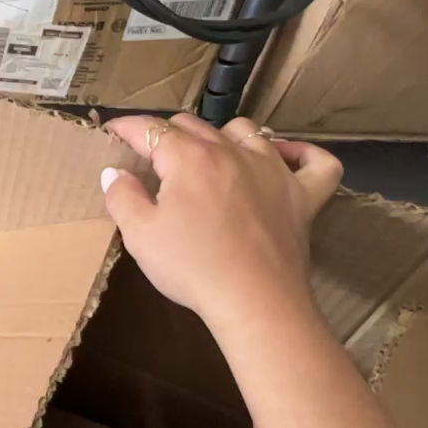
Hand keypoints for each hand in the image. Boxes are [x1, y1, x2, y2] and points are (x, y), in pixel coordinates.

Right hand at [100, 114, 341, 332]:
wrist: (254, 301)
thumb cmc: (191, 266)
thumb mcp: (139, 234)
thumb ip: (122, 196)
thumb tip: (114, 172)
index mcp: (189, 159)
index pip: (151, 130)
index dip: (127, 127)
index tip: (113, 129)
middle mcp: (231, 152)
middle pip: (194, 125)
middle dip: (167, 131)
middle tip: (151, 151)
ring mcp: (273, 170)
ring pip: (246, 132)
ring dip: (221, 135)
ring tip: (209, 152)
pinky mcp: (303, 196)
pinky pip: (315, 163)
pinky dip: (301, 154)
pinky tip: (285, 157)